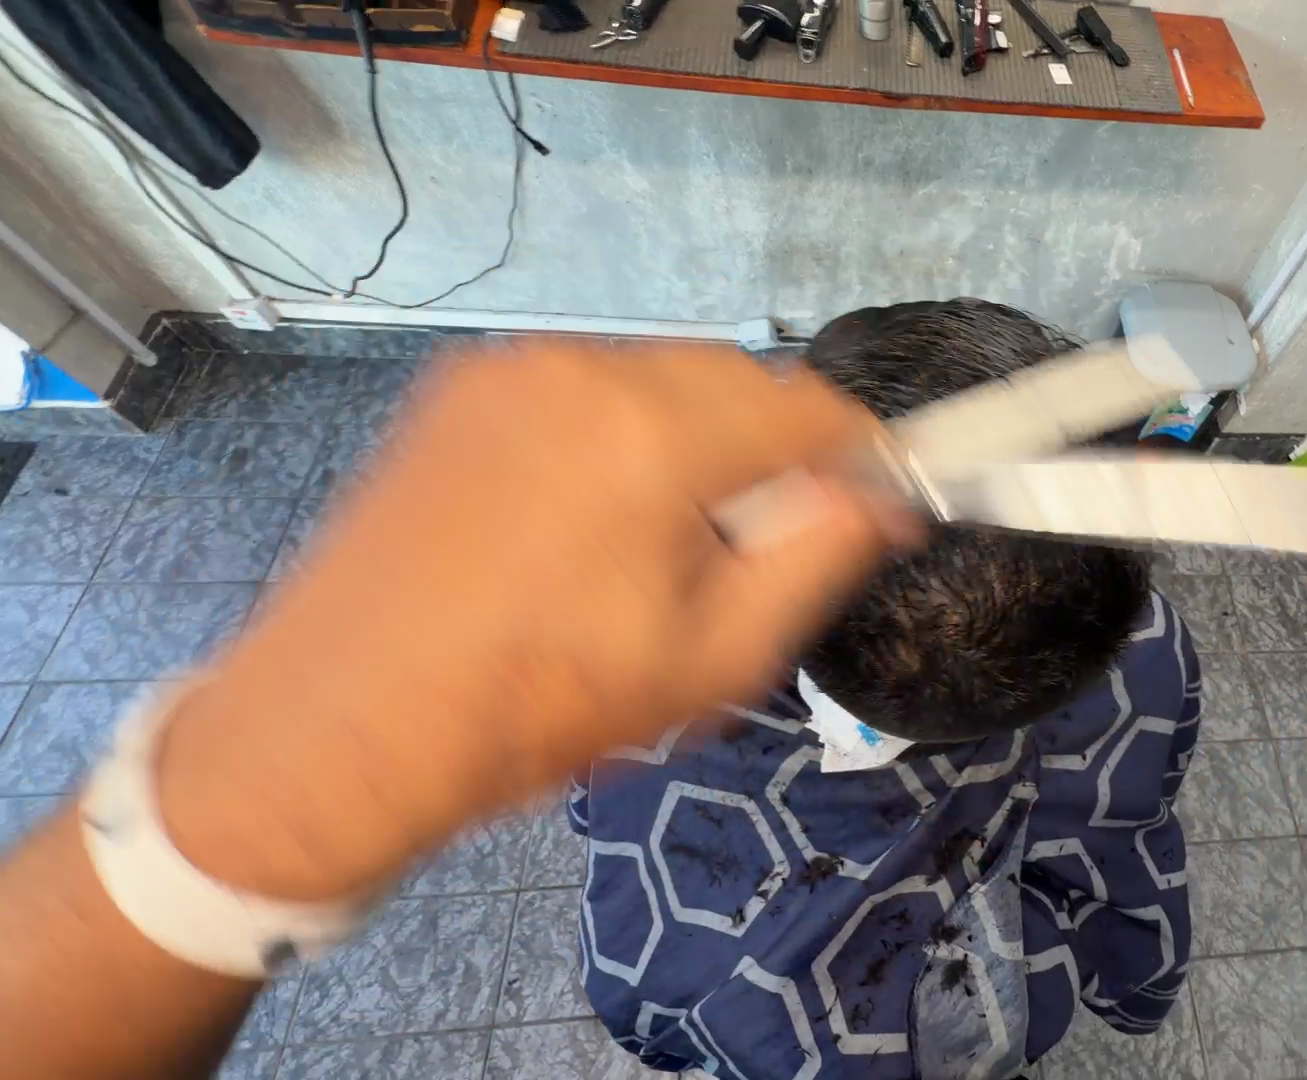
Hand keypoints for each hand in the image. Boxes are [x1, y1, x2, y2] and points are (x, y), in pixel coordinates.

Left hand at [152, 341, 917, 900]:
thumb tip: (888, 502)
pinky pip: (605, 384)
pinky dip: (647, 427)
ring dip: (718, 435)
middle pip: (745, 379)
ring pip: (676, 375)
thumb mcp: (719, 655)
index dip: (864, 449)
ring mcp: (517, 367)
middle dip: (788, 445)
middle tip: (785, 529)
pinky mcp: (470, 384)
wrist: (334, 731)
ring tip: (696, 524)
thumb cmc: (547, 707)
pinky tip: (622, 502)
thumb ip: (821, 558)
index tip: (884, 498)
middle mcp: (587, 368)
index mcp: (654, 435)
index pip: (810, 406)